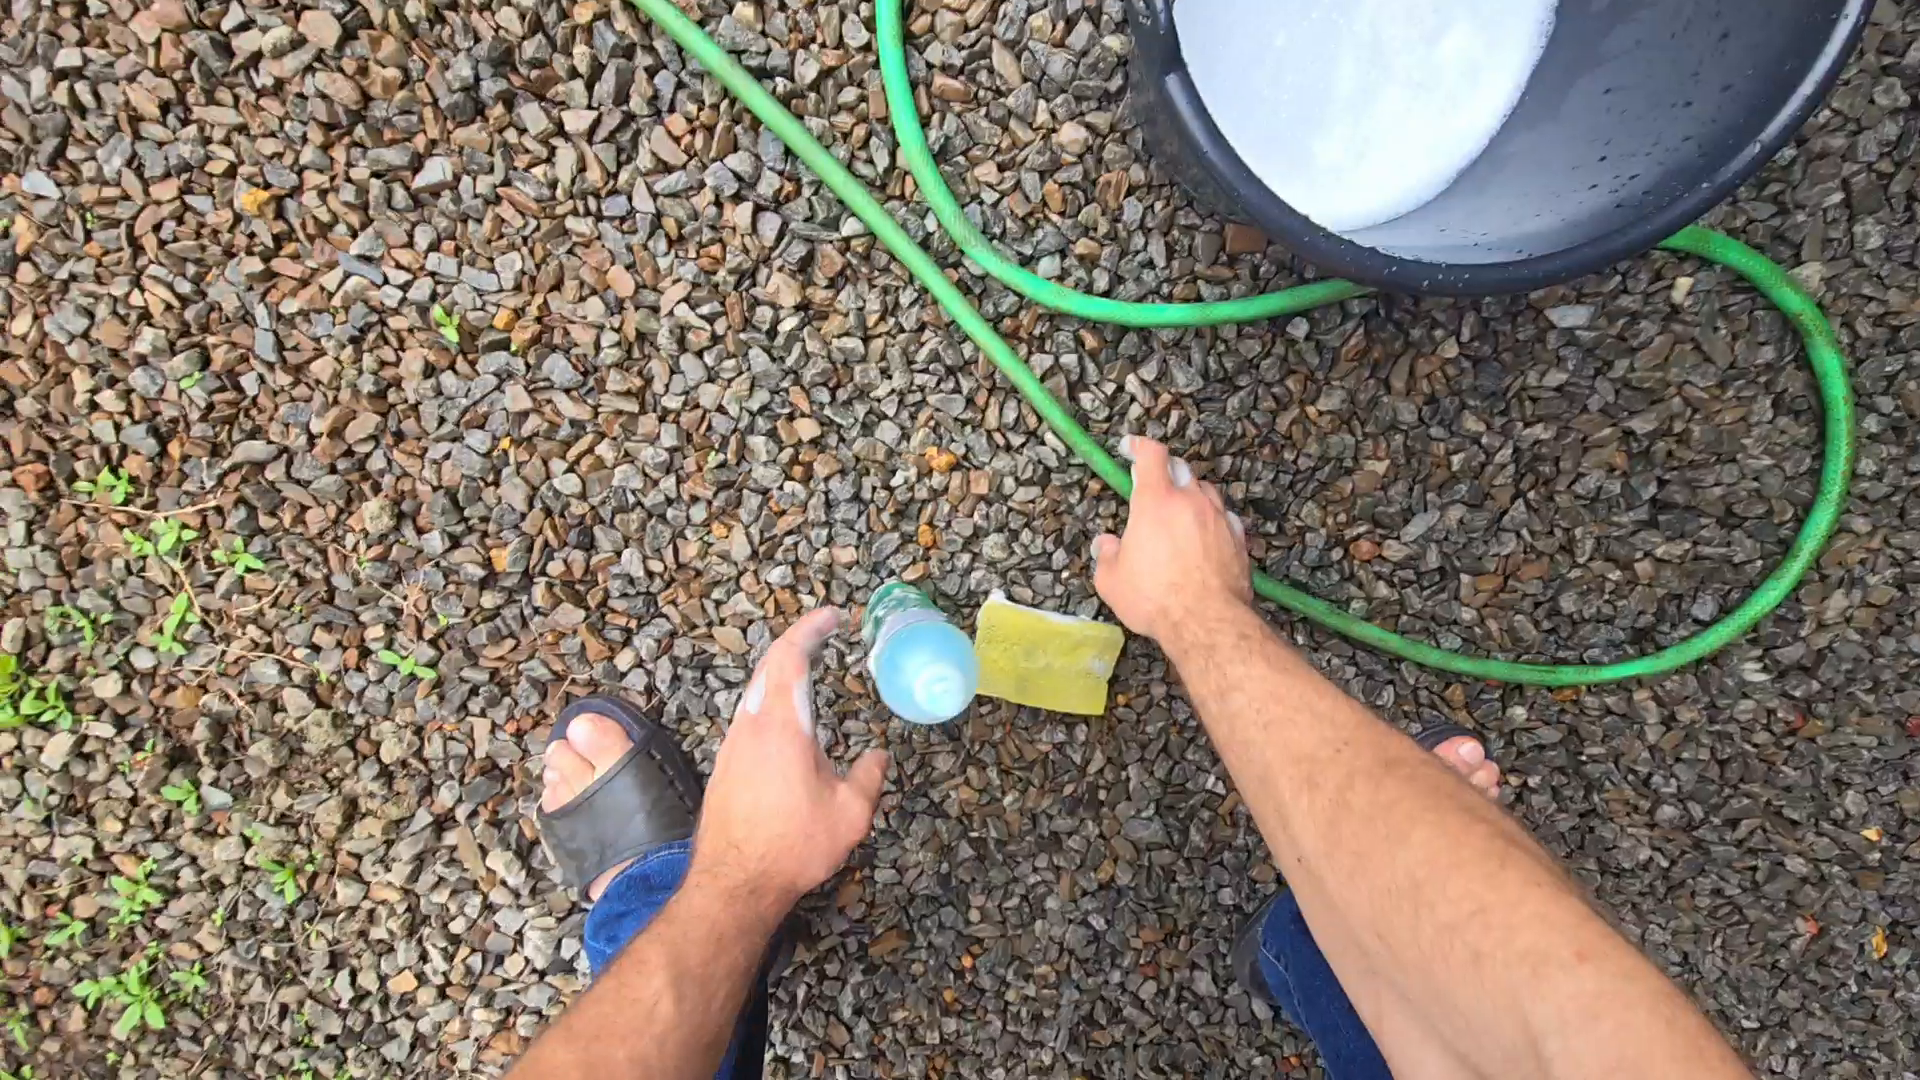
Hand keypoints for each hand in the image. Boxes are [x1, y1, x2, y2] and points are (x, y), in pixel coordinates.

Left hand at [689, 607, 889, 920]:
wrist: (731, 886)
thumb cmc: (792, 847)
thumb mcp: (849, 814)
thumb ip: (868, 776)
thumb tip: (879, 753)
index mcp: (782, 725)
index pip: (790, 656)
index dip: (811, 628)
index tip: (833, 616)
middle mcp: (752, 725)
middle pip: (770, 665)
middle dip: (798, 641)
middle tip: (826, 631)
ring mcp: (734, 744)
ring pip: (756, 689)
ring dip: (783, 668)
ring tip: (810, 665)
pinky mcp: (726, 764)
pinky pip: (750, 712)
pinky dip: (772, 695)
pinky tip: (788, 715)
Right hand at [1092, 435, 1252, 645]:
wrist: (1207, 622)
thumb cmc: (1155, 599)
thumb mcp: (1111, 580)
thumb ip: (1106, 555)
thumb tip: (1105, 545)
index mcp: (1155, 502)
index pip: (1151, 455)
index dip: (1139, 445)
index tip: (1129, 446)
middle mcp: (1190, 502)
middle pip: (1181, 468)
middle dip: (1165, 471)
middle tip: (1152, 485)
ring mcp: (1218, 518)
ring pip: (1205, 490)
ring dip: (1190, 494)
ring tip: (1178, 512)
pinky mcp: (1237, 539)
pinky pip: (1223, 516)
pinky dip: (1211, 518)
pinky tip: (1203, 534)